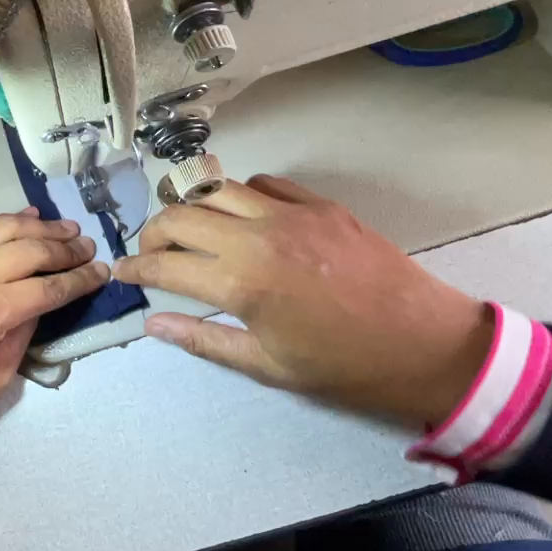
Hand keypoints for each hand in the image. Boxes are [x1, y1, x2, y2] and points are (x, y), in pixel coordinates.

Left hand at [0, 208, 110, 435]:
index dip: (78, 279)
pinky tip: (27, 219)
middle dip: (63, 248)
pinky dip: (5, 225)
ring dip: (37, 226)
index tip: (102, 271)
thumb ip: (25, 330)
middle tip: (89, 246)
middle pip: (28, 250)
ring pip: (1, 229)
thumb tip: (43, 299)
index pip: (46, 287)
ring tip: (66, 228)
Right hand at [113, 176, 491, 428]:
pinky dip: (237, 195)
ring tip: (189, 231)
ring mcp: (290, 214)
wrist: (429, 346)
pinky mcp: (319, 204)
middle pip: (180, 216)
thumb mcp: (267, 366)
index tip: (122, 273)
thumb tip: (153, 323)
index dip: (136, 269)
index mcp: (241, 285)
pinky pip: (262, 183)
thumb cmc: (344, 368)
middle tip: (151, 254)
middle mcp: (257, 237)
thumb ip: (203, 340)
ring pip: (215, 189)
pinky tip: (241, 217)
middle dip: (152, 233)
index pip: (165, 265)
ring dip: (191, 208)